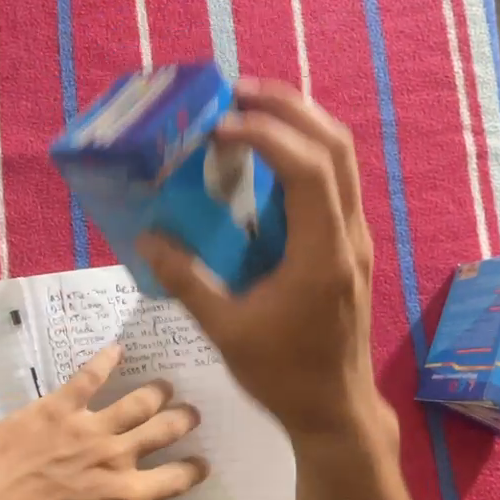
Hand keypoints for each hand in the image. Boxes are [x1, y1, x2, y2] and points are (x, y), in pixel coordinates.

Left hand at [0, 344, 207, 499]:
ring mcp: (89, 427)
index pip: (175, 479)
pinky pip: (88, 377)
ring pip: (136, 402)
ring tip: (165, 386)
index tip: (202, 463)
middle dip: (182, 420)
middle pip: (162, 431)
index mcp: (127, 493)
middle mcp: (117, 455)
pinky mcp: (60, 406)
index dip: (193, 470)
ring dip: (155, 392)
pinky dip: (105, 361)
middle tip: (190, 412)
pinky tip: (117, 349)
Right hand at [137, 79, 391, 448]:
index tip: (219, 126)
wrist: (334, 409)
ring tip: (248, 108)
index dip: (267, 136)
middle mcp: (348, 236)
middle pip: (337, 146)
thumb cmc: (281, 373)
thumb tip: (145, 236)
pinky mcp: (345, 246)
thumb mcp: (223, 329)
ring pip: (341, 159)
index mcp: (323, 254)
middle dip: (289, 108)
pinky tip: (261, 156)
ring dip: (299, 123)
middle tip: (236, 91)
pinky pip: (330, 181)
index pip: (308, 170)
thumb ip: (185, 278)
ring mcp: (353, 239)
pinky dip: (299, 152)